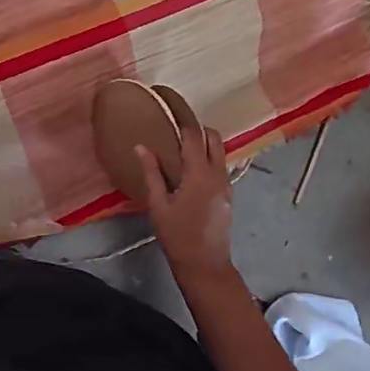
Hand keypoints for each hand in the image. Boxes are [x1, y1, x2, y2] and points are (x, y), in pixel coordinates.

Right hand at [136, 126, 235, 283]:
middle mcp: (217, 174)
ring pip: (220, 152)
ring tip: (183, 148)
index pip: (193, 135)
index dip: (183, 117)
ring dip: (205, 143)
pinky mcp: (228, 195)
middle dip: (197, 128)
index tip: (171, 105)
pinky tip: (192, 170)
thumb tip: (141, 147)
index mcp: (199, 174)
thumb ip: (151, 173)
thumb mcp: (158, 205)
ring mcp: (226, 185)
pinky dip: (208, 159)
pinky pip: (220, 167)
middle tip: (177, 128)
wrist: (205, 265)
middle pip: (213, 138)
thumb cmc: (177, 236)